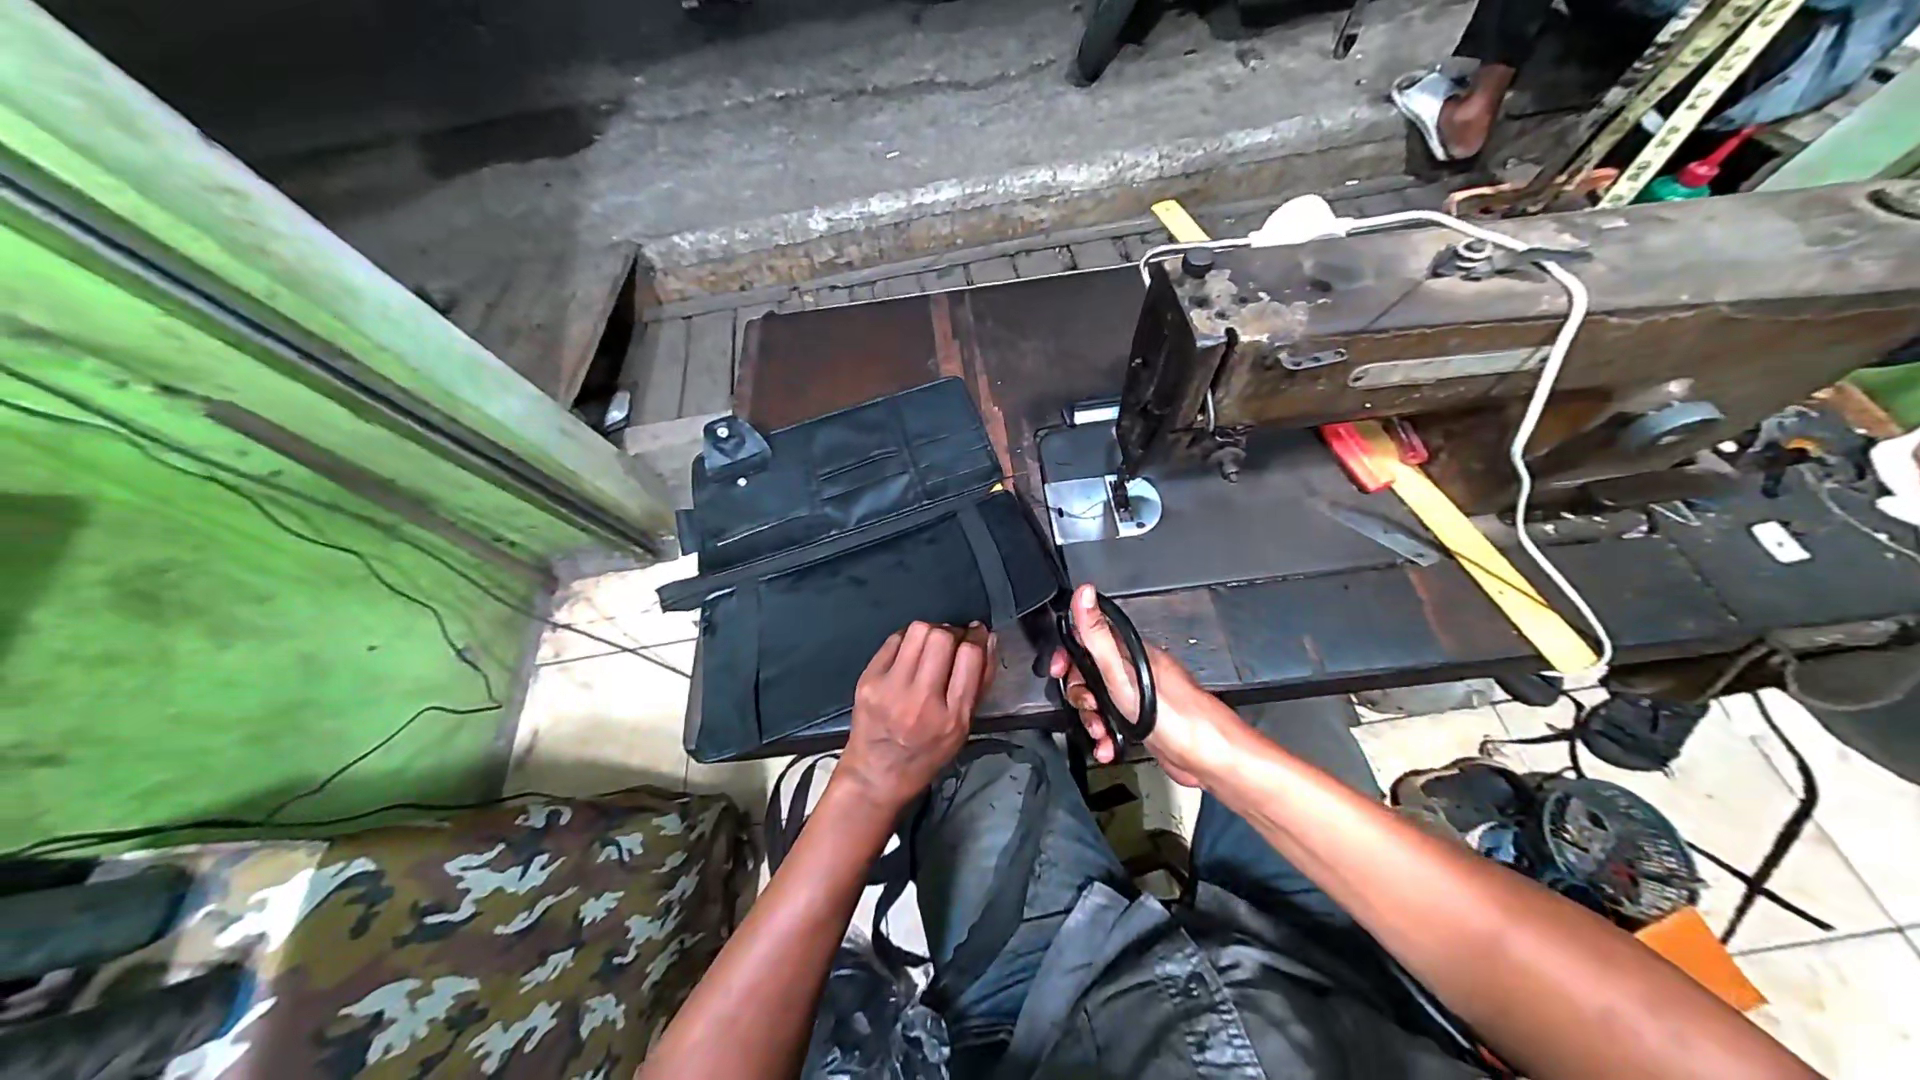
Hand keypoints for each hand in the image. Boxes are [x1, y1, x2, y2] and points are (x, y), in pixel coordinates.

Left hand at [835, 621, 992, 811]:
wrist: (876, 774)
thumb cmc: (927, 754)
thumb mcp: (963, 728)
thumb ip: (979, 683)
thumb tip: (987, 638)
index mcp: (952, 717)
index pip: (970, 657)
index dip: (977, 637)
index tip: (977, 634)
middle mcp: (920, 700)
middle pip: (942, 637)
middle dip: (952, 632)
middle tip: (952, 642)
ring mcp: (890, 688)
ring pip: (918, 631)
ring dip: (930, 632)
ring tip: (931, 646)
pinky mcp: (868, 680)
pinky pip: (895, 639)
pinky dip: (908, 640)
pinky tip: (910, 655)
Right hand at [1049, 584, 1245, 786]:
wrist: (1207, 756)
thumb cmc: (1174, 713)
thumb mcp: (1122, 671)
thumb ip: (1098, 634)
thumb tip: (1084, 593)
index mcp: (1130, 653)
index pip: (1090, 639)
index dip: (1070, 654)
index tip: (1060, 669)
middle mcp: (1134, 672)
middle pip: (1089, 675)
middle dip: (1080, 695)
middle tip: (1088, 706)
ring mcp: (1139, 697)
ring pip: (1100, 702)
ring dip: (1093, 720)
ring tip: (1101, 731)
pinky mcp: (1143, 722)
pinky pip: (1114, 724)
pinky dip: (1107, 737)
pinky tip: (1110, 745)